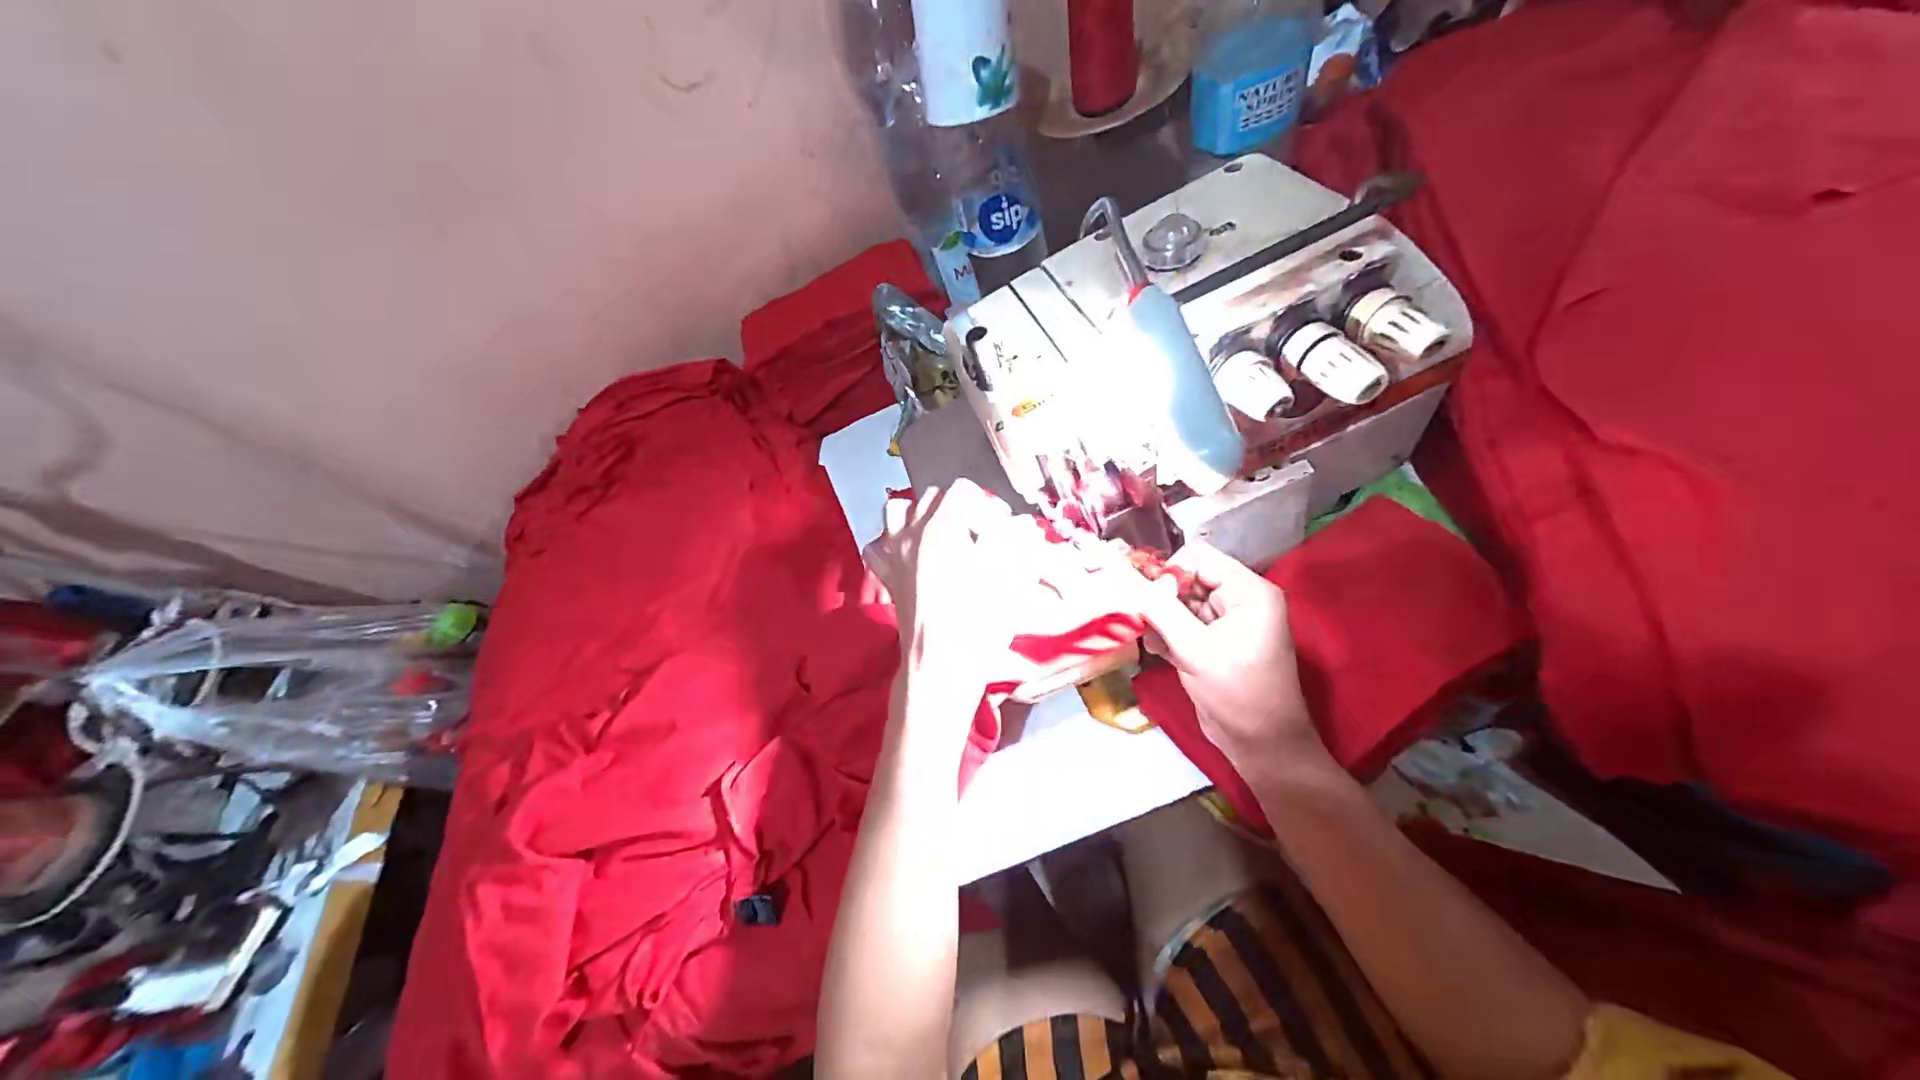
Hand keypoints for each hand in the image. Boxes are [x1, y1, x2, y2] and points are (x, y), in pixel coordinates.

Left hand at [864, 479, 1015, 692]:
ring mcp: (895, 554)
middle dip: (956, 506)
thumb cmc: (979, 622)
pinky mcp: (887, 577)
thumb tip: (1022, 526)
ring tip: (941, 531)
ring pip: (897, 511)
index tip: (1000, 523)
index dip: (985, 503)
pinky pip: (878, 546)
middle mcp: (912, 533)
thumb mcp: (1011, 576)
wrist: (944, 664)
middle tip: (977, 528)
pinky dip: (891, 542)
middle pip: (931, 497)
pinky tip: (910, 553)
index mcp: (944, 526)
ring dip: (919, 514)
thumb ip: (1016, 542)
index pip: (962, 490)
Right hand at [1131, 541, 1331, 778]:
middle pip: (1187, 577)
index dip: (1170, 572)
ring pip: (1179, 601)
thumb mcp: (1197, 650)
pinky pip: (1181, 623)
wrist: (1261, 743)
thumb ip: (1163, 612)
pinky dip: (1166, 634)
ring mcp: (1225, 621)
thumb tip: (1131, 584)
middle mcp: (1239, 599)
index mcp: (1249, 591)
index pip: (1199, 557)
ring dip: (1161, 618)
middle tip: (1145, 621)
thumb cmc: (1238, 694)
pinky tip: (1161, 652)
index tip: (1149, 598)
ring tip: (1156, 642)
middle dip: (1162, 597)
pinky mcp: (1212, 641)